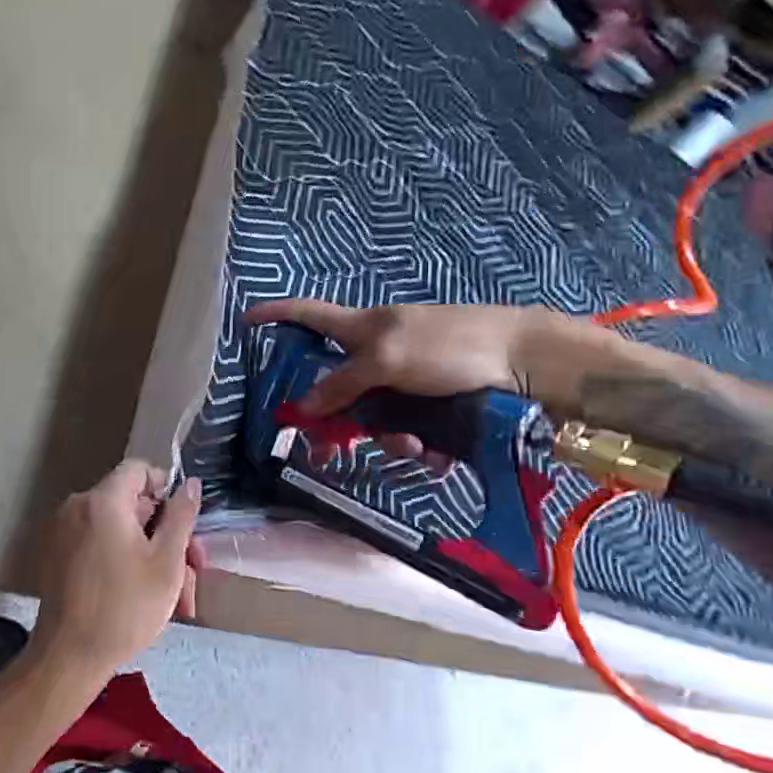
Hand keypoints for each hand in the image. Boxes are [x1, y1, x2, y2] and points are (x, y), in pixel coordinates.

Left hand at [28, 460, 204, 680]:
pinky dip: (123, 562)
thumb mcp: (167, 562)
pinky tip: (146, 597)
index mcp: (102, 501)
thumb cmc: (125, 608)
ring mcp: (62, 532)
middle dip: (167, 536)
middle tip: (192, 572)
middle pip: (132, 505)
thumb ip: (181, 516)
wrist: (68, 658)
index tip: (185, 522)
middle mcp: (77, 507)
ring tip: (176, 599)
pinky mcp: (57, 555)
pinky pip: (98, 545)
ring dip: (151, 556)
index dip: (167, 488)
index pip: (139, 470)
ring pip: (119, 531)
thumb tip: (190, 485)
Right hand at [245, 299, 559, 463]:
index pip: (308, 316)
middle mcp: (378, 355)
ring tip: (415, 451)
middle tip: (326, 455)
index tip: (246, 321)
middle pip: (335, 389)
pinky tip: (436, 456)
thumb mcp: (388, 358)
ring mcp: (405, 383)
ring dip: (388, 442)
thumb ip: (343, 381)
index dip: (276, 316)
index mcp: (362, 329)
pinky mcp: (433, 407)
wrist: (526, 362)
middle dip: (334, 424)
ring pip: (373, 420)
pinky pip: (410, 433)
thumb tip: (305, 405)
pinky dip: (420, 448)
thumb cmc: (451, 345)